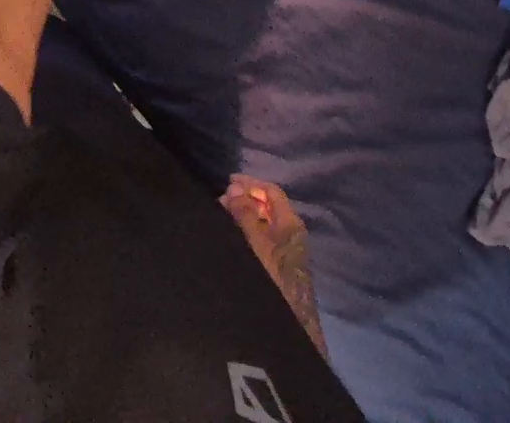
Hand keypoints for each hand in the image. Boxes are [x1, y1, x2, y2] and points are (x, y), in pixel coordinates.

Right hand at [221, 175, 326, 354]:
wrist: (290, 327)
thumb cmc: (274, 278)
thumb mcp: (257, 242)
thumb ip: (246, 213)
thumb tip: (235, 186)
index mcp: (290, 224)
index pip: (271, 191)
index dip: (250, 183)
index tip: (226, 181)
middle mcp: (290, 234)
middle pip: (267, 207)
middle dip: (243, 199)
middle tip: (219, 201)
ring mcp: (285, 252)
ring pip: (262, 224)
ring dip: (242, 217)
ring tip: (220, 218)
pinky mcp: (277, 267)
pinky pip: (260, 240)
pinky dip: (245, 233)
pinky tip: (230, 239)